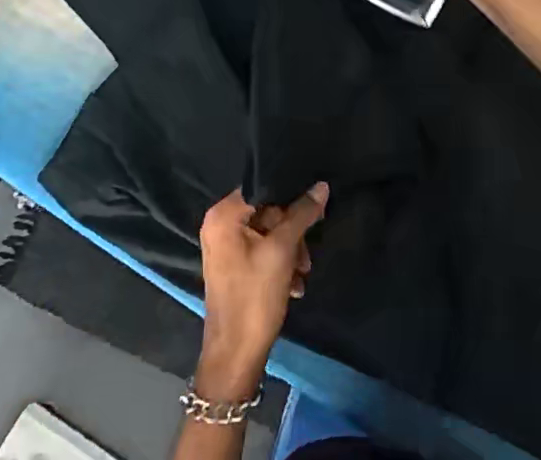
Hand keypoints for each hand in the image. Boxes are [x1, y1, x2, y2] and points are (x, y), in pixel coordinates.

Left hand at [194, 183, 328, 398]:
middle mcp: (218, 225)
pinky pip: (262, 249)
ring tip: (302, 273)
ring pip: (268, 232)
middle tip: (306, 254)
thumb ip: (302, 214)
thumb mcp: (282, 251)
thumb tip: (321, 186)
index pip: (262, 187)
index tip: (313, 208)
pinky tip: (294, 283)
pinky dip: (280, 262)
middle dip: (292, 231)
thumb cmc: (255, 296)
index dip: (289, 197)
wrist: (236, 354)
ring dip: (290, 250)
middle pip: (267, 211)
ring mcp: (224, 246)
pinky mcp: (233, 265)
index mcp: (222, 215)